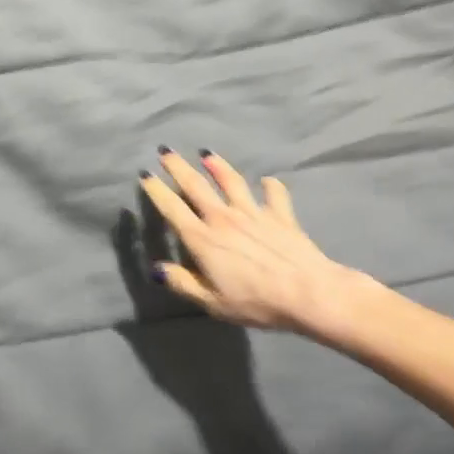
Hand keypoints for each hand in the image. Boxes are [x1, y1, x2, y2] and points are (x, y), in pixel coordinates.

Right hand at [138, 148, 372, 335]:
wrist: (308, 294)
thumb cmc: (256, 302)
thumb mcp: (212, 302)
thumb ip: (183, 283)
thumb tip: (157, 268)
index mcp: (202, 239)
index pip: (172, 209)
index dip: (156, 190)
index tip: (145, 174)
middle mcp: (223, 219)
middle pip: (196, 186)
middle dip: (178, 167)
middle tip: (166, 151)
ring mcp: (253, 214)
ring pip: (231, 182)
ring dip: (217, 166)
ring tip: (207, 154)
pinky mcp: (280, 216)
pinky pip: (274, 195)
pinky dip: (270, 186)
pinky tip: (267, 181)